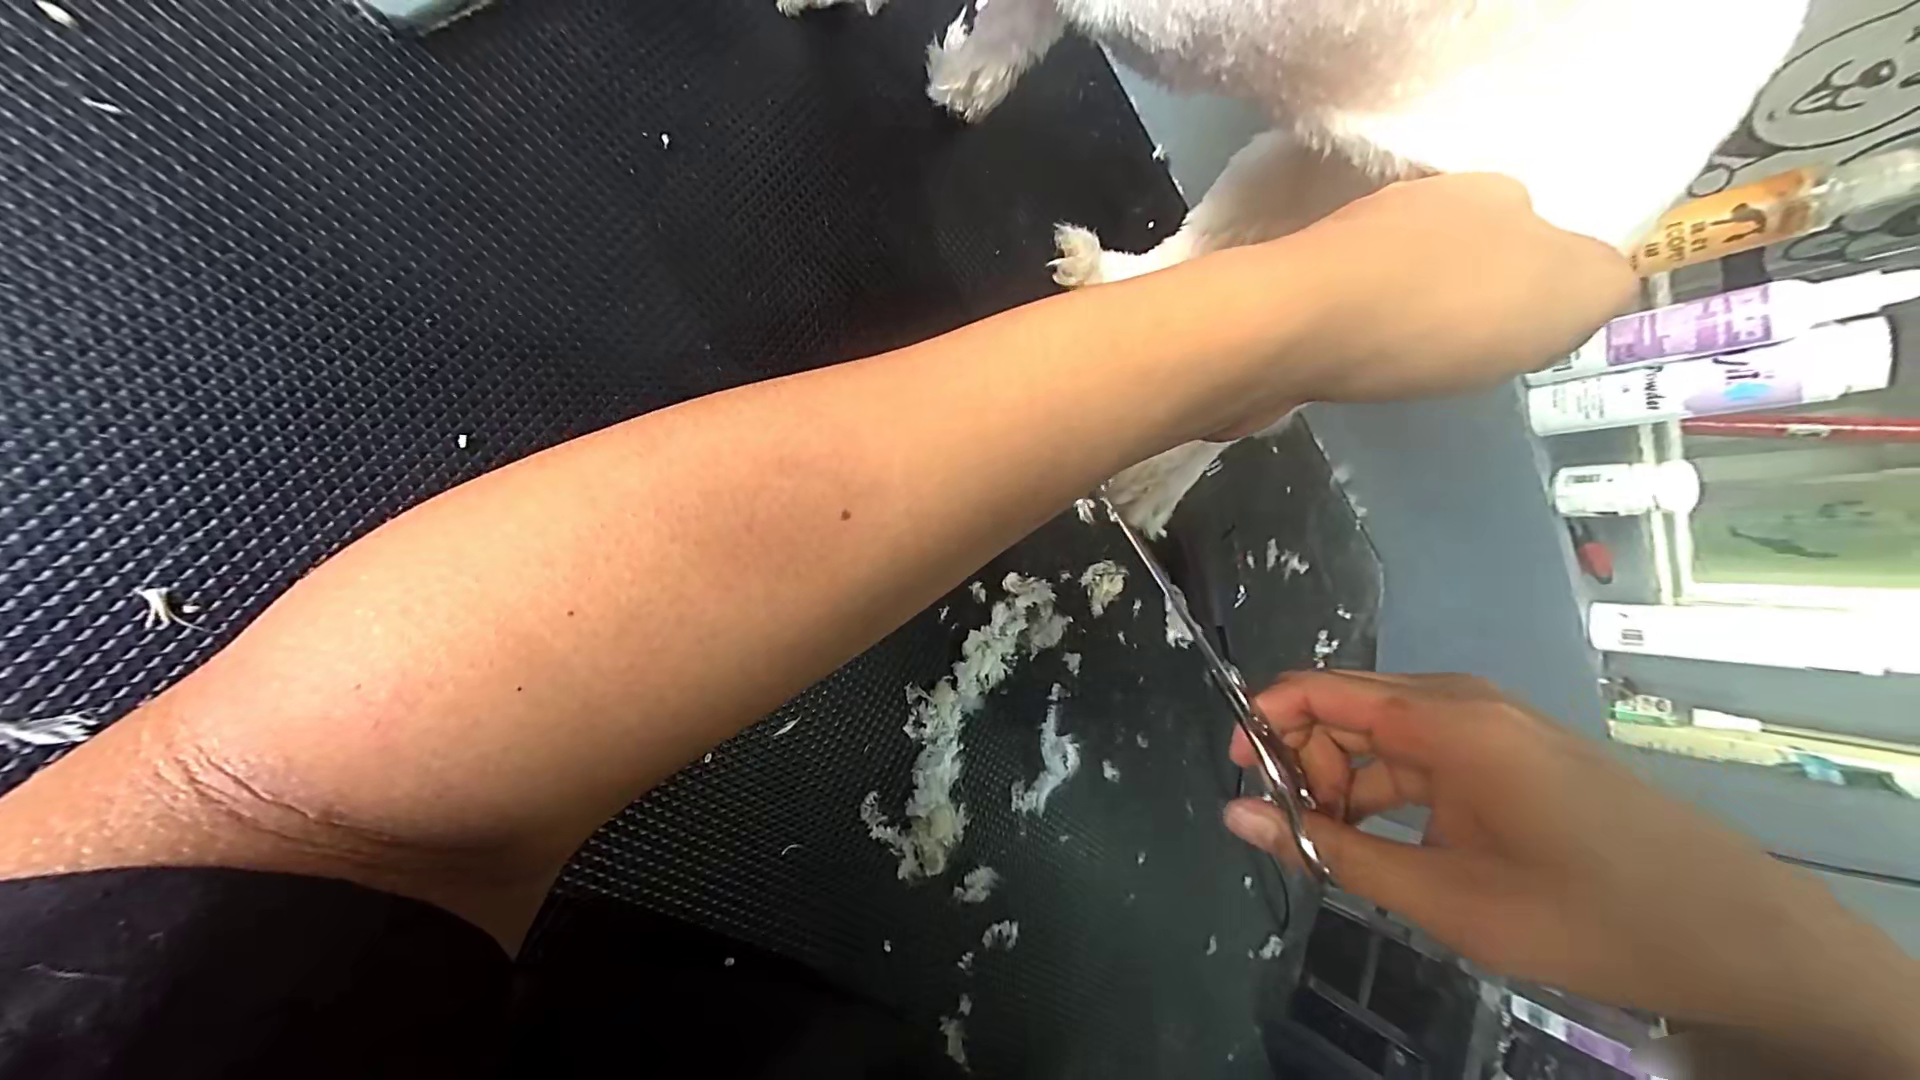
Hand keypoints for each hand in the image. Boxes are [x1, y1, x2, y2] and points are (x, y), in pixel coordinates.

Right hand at [1222, 672, 1919, 1071]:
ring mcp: (1482, 720)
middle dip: (1300, 756)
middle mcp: (1457, 701)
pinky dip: (1378, 783)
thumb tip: (1233, 815)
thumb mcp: (1446, 898)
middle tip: (1290, 820)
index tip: (1238, 770)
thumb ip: (1330, 851)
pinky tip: (1377, 832)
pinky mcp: (1498, 745)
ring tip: (1330, 835)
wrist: (1755, 943)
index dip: (1264, 719)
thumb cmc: (1591, 915)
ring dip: (1337, 774)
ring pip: (1371, 728)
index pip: (1318, 689)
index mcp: (1445, 721)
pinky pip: (1410, 747)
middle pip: (1339, 705)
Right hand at [1259, 173, 1635, 407]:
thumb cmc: (1412, 249)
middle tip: (1457, 240)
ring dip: (1443, 307)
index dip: (1568, 239)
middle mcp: (1523, 360)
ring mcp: (1446, 385)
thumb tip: (1500, 232)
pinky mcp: (1382, 395)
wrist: (1299, 323)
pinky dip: (1393, 328)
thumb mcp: (1484, 191)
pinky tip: (1360, 302)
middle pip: (1528, 309)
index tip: (1523, 215)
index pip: (1606, 270)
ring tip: (1397, 270)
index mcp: (1580, 305)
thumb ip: (1512, 212)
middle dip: (1503, 278)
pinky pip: (1407, 349)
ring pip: (1463, 333)